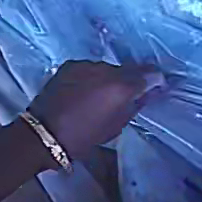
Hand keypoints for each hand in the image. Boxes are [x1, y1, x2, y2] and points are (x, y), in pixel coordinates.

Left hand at [26, 60, 165, 162]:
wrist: (44, 133)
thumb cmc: (84, 136)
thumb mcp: (116, 125)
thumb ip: (136, 104)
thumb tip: (150, 91)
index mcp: (121, 86)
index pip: (149, 73)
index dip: (156, 79)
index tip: (157, 87)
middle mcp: (106, 69)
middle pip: (128, 69)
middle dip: (132, 80)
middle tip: (130, 95)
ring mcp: (86, 65)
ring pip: (108, 68)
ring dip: (111, 78)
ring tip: (103, 95)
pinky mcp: (70, 65)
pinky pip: (90, 69)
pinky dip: (93, 77)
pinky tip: (86, 91)